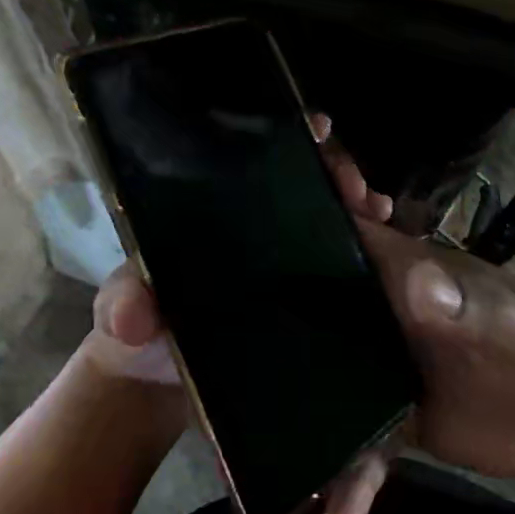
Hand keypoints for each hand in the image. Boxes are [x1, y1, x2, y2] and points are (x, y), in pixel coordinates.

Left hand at [83, 111, 394, 386]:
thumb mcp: (125, 314)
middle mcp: (251, 222)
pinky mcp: (305, 294)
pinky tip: (390, 249)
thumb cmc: (138, 334)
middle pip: (301, 178)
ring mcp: (281, 256)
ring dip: (358, 205)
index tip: (315, 130)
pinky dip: (368, 250)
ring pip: (328, 214)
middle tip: (354, 188)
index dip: (284, 136)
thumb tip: (130, 317)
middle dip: (334, 169)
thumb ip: (124, 307)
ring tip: (377, 211)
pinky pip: (342, 262)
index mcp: (209, 209)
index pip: (251, 157)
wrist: (160, 383)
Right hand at [85, 118, 514, 513]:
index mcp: (386, 265)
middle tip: (173, 347)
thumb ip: (469, 304)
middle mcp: (360, 306)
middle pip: (287, 302)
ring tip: (234, 451)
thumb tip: (416, 282)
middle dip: (236, 319)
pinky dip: (341, 481)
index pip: (320, 224)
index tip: (202, 217)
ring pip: (300, 376)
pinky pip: (341, 445)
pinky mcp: (373, 416)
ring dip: (271, 413)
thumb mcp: (514, 326)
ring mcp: (362, 364)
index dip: (270, 211)